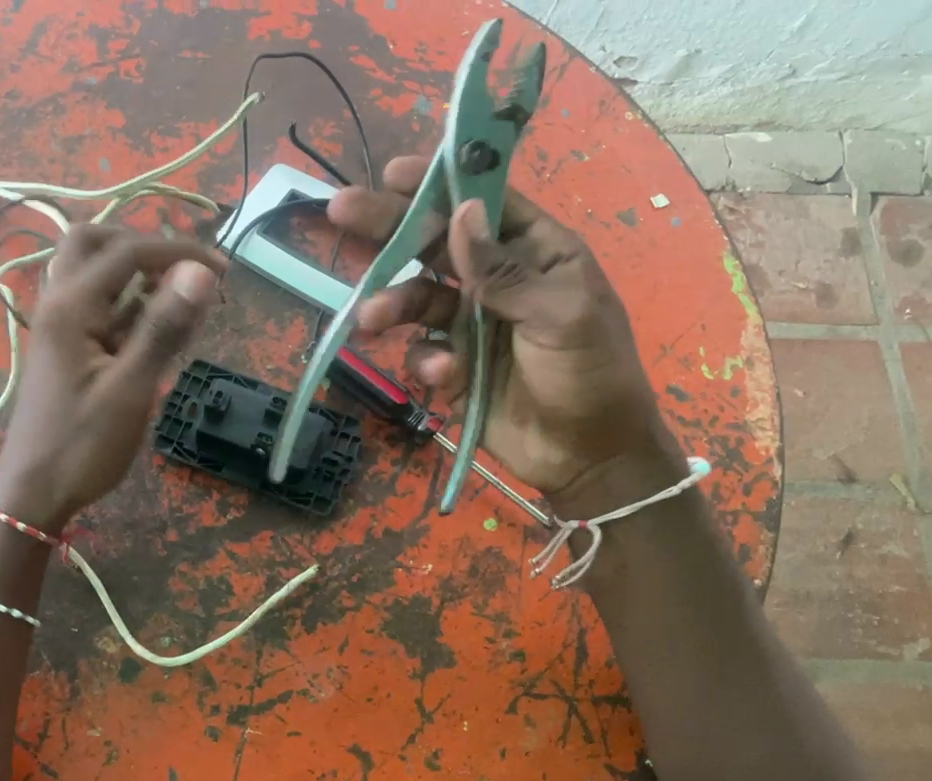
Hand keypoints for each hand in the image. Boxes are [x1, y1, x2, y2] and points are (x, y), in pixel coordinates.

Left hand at [0, 225, 225, 531]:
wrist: (33, 493)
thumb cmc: (81, 446)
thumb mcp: (130, 390)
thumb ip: (163, 329)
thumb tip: (200, 271)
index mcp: (70, 306)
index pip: (128, 251)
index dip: (179, 252)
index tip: (224, 271)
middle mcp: (57, 304)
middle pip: (94, 243)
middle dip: (143, 247)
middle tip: (184, 273)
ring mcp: (57, 327)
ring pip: (92, 274)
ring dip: (134, 274)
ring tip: (176, 302)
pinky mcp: (64, 350)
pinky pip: (95, 307)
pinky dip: (125, 305)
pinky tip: (154, 332)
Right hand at [328, 158, 680, 510]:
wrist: (587, 457)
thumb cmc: (592, 375)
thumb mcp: (560, 315)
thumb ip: (505, 270)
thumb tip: (460, 213)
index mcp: (537, 253)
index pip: (483, 204)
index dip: (440, 184)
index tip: (393, 172)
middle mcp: (498, 281)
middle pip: (435, 245)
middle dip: (390, 230)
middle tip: (340, 212)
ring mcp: (472, 326)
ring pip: (417, 300)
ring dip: (392, 305)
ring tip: (369, 319)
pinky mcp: (453, 369)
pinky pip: (421, 352)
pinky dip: (422, 361)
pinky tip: (441, 376)